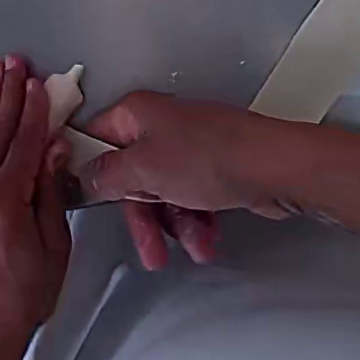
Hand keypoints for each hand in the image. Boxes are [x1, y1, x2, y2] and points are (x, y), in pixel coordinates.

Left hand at [0, 55, 71, 353]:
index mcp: (4, 198)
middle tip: (15, 60)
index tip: (41, 81)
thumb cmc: (25, 291)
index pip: (25, 142)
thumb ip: (51, 190)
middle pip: (1, 128)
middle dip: (10, 92)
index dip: (35, 110)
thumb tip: (55, 145)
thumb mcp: (53, 243)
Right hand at [80, 92, 303, 270]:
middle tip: (149, 246)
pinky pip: (189, 195)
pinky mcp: (210, 164)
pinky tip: (206, 237)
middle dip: (142, 215)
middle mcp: (159, 123)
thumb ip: (108, 174)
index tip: (87, 198)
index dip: (90, 170)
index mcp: (136, 113)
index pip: (96, 138)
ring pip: (161, 190)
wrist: (274, 167)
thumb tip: (85, 175)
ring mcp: (186, 143)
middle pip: (131, 173)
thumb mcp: (144, 169)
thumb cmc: (212, 156)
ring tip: (192, 243)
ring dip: (173, 224)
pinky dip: (194, 218)